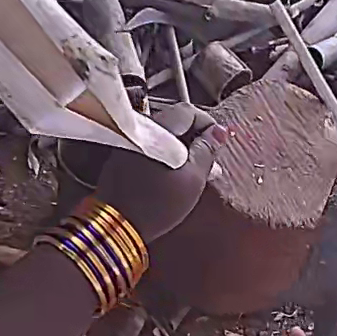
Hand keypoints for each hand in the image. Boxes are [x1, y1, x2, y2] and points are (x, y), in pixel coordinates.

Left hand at [94, 124, 224, 241]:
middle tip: (209, 159)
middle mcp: (140, 130)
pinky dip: (164, 155)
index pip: (189, 110)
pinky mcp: (121, 157)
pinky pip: (149, 147)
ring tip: (192, 170)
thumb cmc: (157, 205)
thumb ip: (207, 150)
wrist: (117, 225)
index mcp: (158, 130)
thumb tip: (218, 132)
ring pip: (162, 135)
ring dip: (180, 147)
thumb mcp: (193, 179)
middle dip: (195, 136)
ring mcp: (128, 143)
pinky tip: (172, 175)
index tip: (218, 141)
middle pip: (175, 121)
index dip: (208, 124)